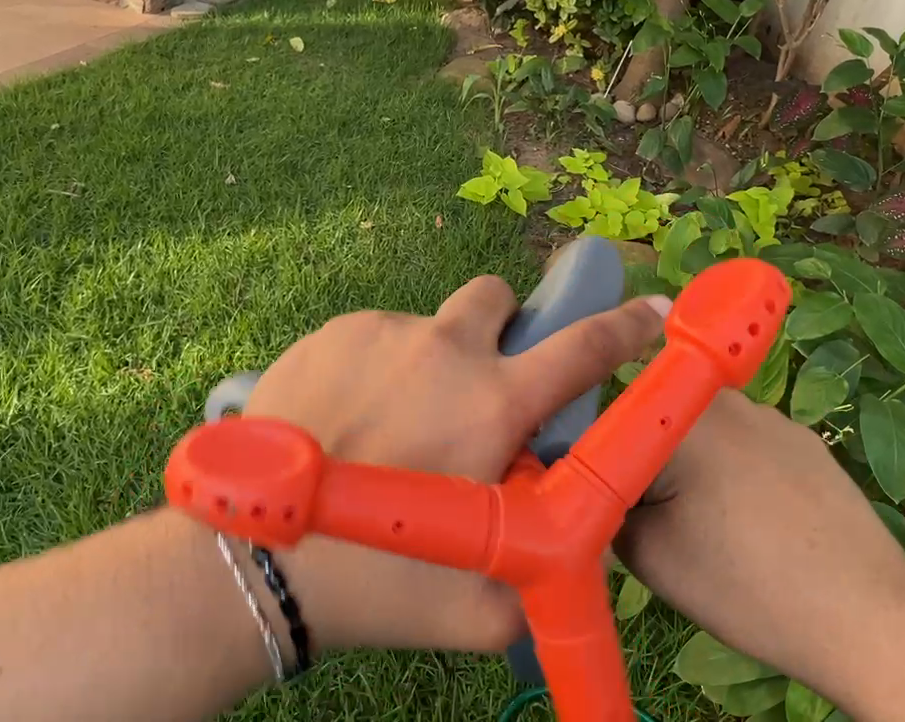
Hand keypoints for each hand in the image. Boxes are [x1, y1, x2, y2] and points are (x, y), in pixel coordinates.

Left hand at [240, 276, 666, 653]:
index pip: (584, 350)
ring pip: (428, 324)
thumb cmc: (372, 583)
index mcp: (492, 404)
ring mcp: (381, 332)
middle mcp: (443, 350)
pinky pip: (376, 336)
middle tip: (476, 382)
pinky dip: (379, 366)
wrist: (253, 557)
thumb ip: (539, 575)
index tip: (651, 309)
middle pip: (495, 296)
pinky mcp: (332, 332)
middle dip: (499, 329)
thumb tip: (560, 547)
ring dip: (430, 360)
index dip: (626, 327)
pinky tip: (349, 418)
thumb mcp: (479, 607)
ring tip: (394, 424)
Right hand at [615, 391, 904, 676]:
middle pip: (656, 419)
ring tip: (708, 525)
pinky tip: (753, 523)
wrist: (865, 616)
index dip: (595, 458)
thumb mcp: (646, 553)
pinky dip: (734, 473)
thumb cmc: (743, 582)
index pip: (608, 417)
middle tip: (652, 517)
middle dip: (645, 460)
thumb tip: (594, 487)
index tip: (602, 499)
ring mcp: (770, 416)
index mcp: (676, 413)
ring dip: (689, 465)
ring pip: (700, 432)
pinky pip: (745, 445)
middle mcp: (722, 398)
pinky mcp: (804, 441)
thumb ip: (604, 505)